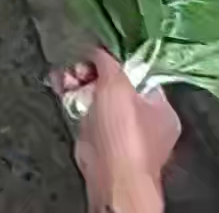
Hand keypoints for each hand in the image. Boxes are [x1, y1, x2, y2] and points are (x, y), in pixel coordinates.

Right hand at [55, 48, 179, 212]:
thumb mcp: (117, 84)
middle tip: (77, 70)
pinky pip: (84, 104)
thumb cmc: (122, 127)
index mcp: (160, 108)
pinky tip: (59, 86)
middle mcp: (144, 117)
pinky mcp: (99, 131)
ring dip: (75, 80)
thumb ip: (107, 61)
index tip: (93, 56)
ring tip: (64, 79)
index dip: (113, 62)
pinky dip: (70, 93)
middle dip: (88, 71)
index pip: (137, 74)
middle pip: (112, 81)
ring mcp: (121, 125)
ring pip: (94, 91)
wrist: (110, 169)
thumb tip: (98, 48)